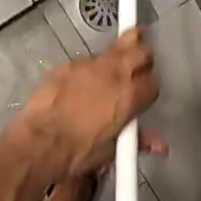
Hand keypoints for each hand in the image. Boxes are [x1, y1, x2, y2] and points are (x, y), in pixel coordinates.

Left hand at [9, 29, 158, 178]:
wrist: (41, 143)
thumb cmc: (80, 152)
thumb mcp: (112, 150)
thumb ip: (138, 140)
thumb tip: (159, 145)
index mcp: (130, 96)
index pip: (153, 82)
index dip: (149, 88)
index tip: (144, 93)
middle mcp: (114, 74)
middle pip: (141, 50)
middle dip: (143, 55)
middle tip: (140, 62)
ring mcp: (89, 66)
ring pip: (114, 48)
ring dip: (118, 55)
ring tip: (114, 66)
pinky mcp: (67, 65)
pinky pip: (86, 60)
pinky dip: (90, 68)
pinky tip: (82, 81)